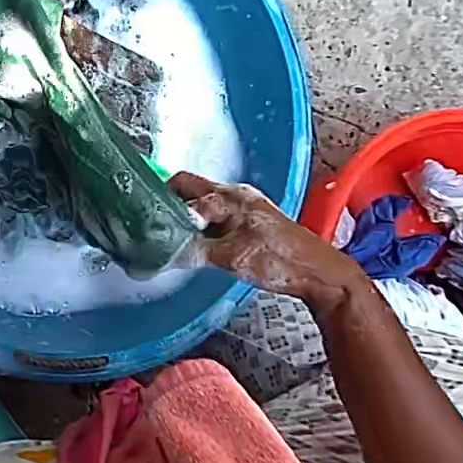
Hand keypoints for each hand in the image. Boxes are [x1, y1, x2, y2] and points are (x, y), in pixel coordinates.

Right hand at [168, 172, 372, 307]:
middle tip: (152, 222)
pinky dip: (199, 225)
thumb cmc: (282, 260)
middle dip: (170, 201)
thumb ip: (196, 252)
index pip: (184, 189)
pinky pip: (214, 216)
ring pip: (202, 202)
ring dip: (185, 215)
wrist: (319, 274)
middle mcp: (235, 195)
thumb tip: (164, 255)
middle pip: (190, 188)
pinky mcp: (248, 222)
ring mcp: (243, 207)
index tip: (144, 215)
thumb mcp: (232, 257)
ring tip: (168, 235)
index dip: (162, 203)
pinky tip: (193, 243)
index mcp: (230, 196)